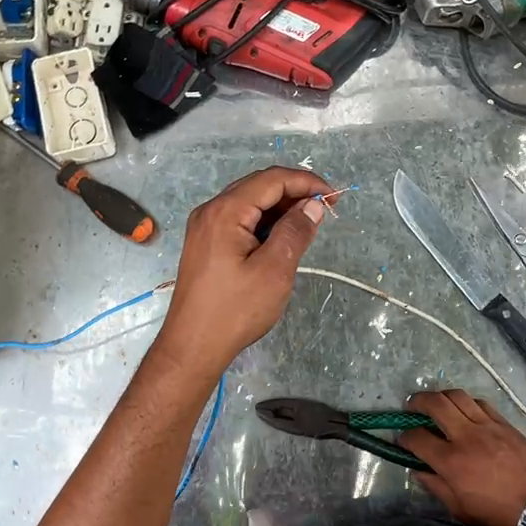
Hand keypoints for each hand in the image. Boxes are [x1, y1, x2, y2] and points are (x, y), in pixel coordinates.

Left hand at [153, 167, 331, 373]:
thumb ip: (295, 232)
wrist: (192, 346)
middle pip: (258, 186)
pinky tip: (281, 237)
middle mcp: (211, 211)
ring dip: (280, 208)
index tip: (333, 197)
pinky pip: (239, 219)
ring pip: (249, 203)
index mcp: (225, 211)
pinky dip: (264, 222)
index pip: (271, 179)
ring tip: (308, 224)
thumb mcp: (274, 270)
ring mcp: (205, 227)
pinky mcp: (205, 243)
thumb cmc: (235, 310)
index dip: (305, 182)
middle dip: (294, 192)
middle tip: (325, 210)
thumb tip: (313, 205)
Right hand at [398, 390, 525, 525]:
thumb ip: (435, 486)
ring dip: (441, 396)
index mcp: (451, 461)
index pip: (417, 438)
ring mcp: (486, 426)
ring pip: (457, 396)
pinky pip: (480, 402)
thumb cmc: (496, 513)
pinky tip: (465, 410)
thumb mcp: (459, 509)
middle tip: (412, 405)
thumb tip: (418, 470)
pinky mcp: (503, 423)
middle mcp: (465, 436)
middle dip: (417, 401)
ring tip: (437, 403)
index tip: (403, 439)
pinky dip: (466, 403)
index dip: (405, 436)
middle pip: (435, 404)